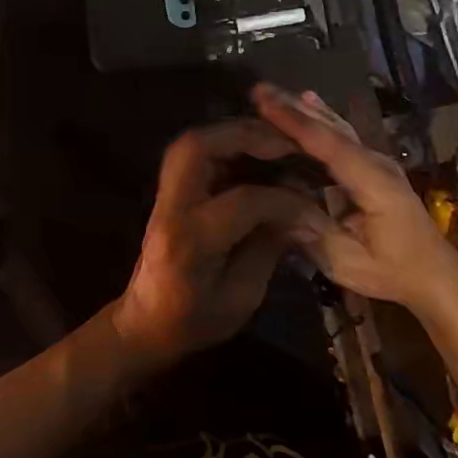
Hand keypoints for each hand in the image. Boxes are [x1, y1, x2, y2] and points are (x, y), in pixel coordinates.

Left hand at [109, 120, 317, 369]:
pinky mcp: (170, 189)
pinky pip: (195, 151)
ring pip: (193, 141)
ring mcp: (165, 194)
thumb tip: (305, 214)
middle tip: (288, 144)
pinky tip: (255, 151)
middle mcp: (172, 207)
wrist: (144, 324)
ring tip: (275, 142)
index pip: (242, 201)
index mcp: (189, 241)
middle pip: (199, 147)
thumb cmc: (194, 321)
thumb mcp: (241, 297)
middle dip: (247, 136)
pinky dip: (226, 143)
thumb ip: (269, 248)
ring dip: (235, 133)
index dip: (284, 201)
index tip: (313, 208)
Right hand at [254, 83, 457, 310]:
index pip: (329, 145)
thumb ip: (312, 232)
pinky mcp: (374, 167)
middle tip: (260, 90)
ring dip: (305, 110)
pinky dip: (320, 119)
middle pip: (332, 128)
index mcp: (374, 183)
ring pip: (338, 128)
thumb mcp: (349, 263)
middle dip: (294, 108)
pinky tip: (307, 103)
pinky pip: (343, 136)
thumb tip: (273, 206)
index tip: (265, 103)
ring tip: (274, 93)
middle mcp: (376, 163)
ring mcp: (378, 162)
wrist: (436, 277)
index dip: (296, 123)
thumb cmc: (394, 273)